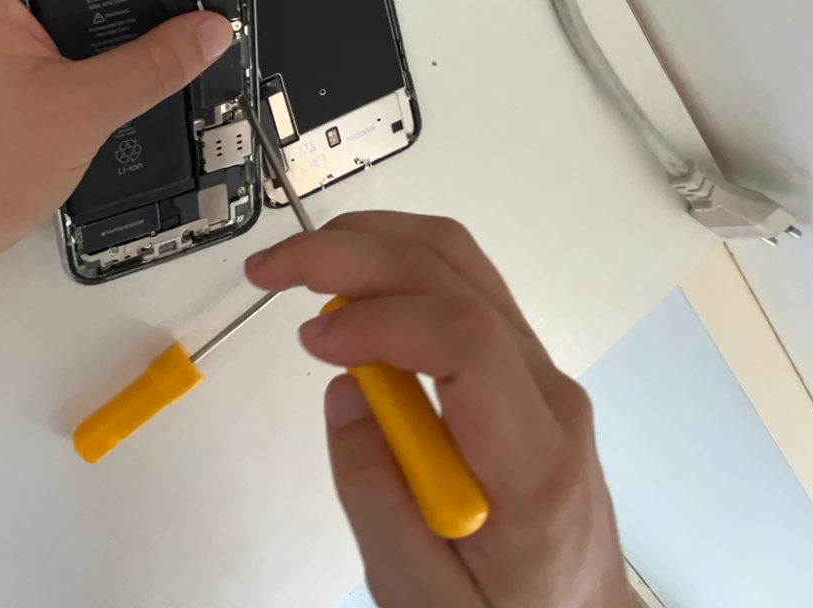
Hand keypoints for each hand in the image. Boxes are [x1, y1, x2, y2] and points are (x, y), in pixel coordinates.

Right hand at [245, 212, 637, 607]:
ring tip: (296, 262)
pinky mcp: (512, 351)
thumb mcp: (424, 596)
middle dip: (347, 253)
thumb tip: (346, 386)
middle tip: (267, 269)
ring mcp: (533, 359)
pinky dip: (386, 254)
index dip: (377, 320)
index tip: (311, 341)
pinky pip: (452, 274)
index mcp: (533, 456)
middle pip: (448, 273)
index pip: (465, 339)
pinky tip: (343, 275)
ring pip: (451, 254)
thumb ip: (377, 497)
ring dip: (364, 240)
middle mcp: (545, 386)